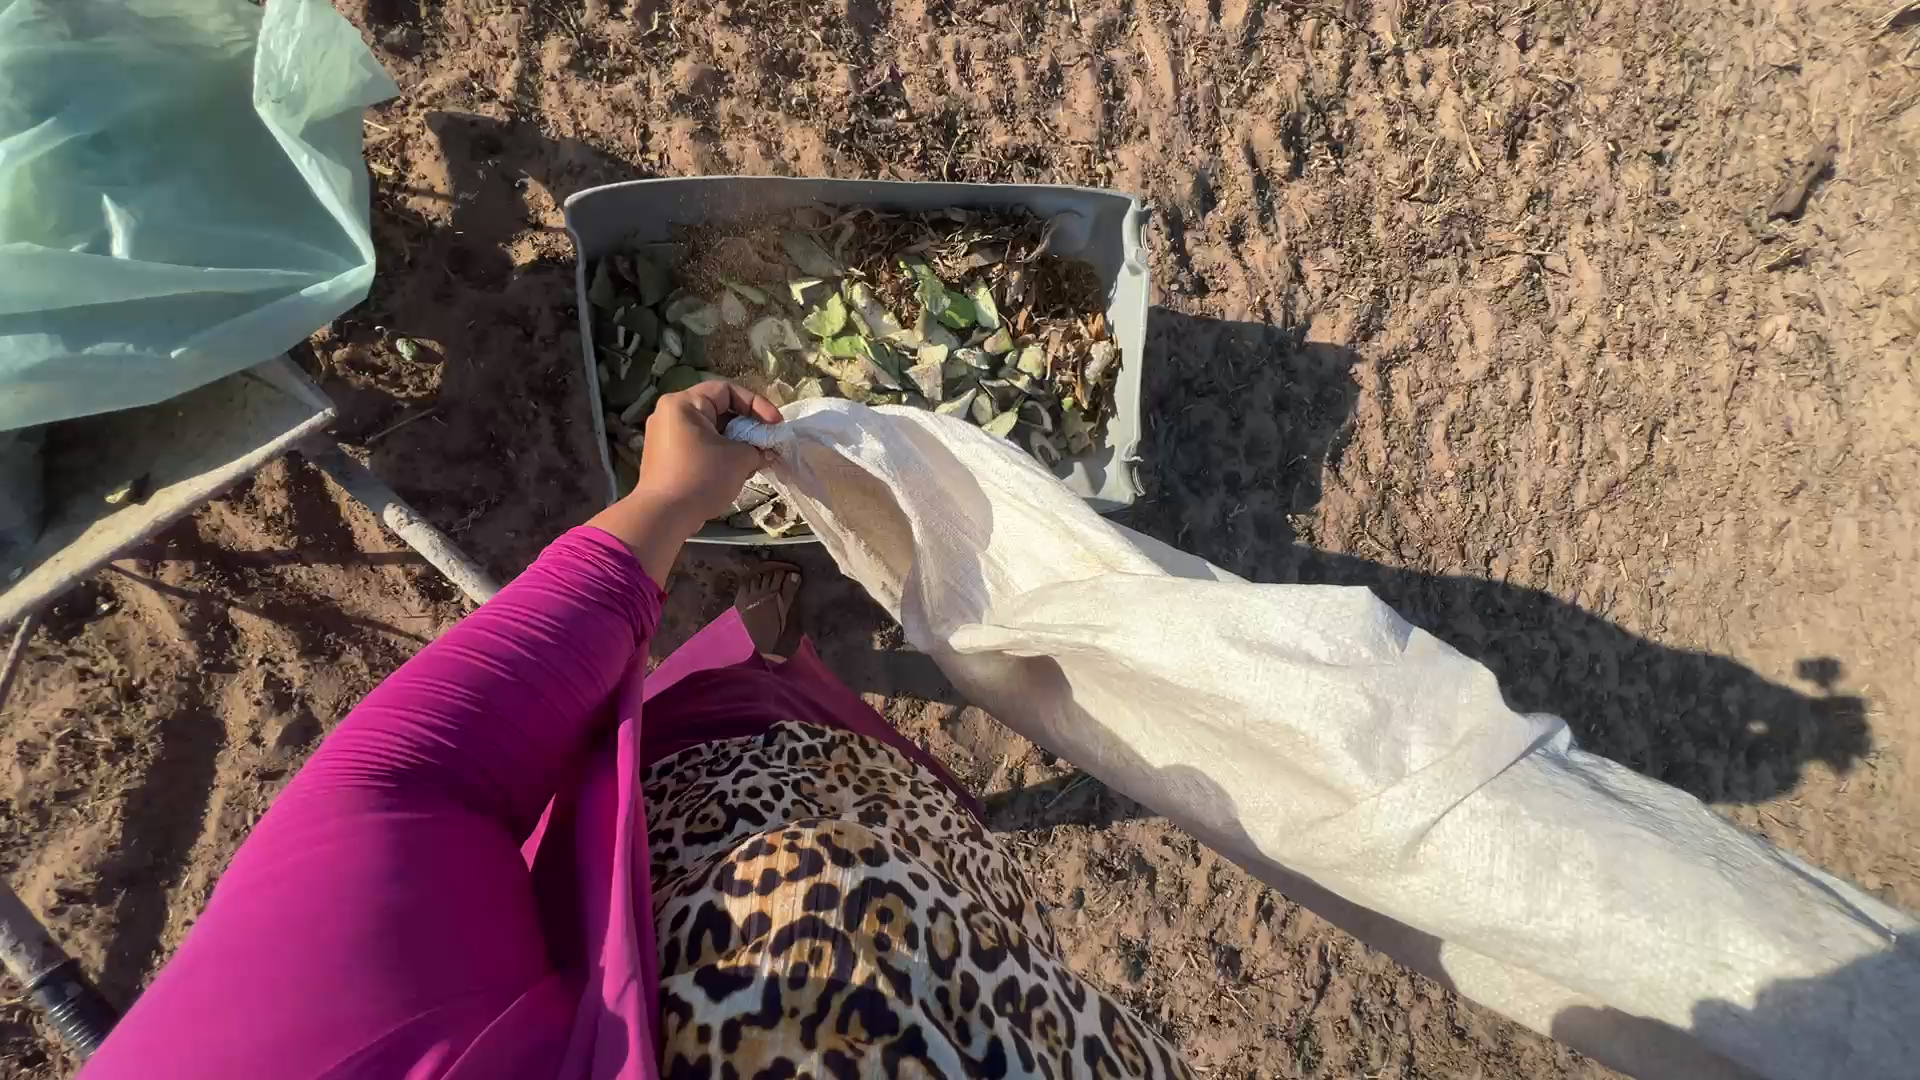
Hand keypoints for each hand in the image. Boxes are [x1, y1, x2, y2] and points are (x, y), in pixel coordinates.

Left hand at [588, 380, 781, 583]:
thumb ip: (758, 449)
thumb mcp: (739, 459)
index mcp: (684, 404)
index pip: (727, 390)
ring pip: (710, 430)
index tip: (775, 425)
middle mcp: (671, 414)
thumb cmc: (702, 477)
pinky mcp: (666, 457)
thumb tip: (766, 452)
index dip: (757, 404)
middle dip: (747, 426)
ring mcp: (665, 436)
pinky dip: (720, 452)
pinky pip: (700, 445)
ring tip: (755, 459)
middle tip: (767, 442)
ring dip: (736, 441)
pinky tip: (736, 470)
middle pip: (718, 409)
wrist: (665, 515)